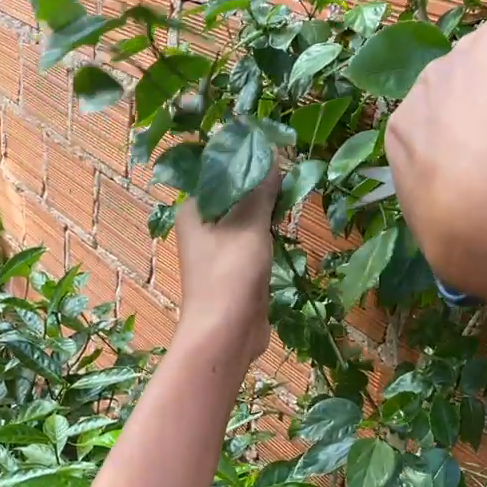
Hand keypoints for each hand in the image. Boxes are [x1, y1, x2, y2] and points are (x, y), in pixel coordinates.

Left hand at [170, 167, 278, 374]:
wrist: (226, 334)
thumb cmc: (230, 275)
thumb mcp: (249, 225)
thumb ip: (261, 191)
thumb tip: (274, 159)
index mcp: (194, 211)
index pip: (219, 173)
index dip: (247, 161)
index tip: (277, 153)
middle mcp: (201, 228)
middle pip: (235, 196)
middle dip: (262, 188)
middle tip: (291, 174)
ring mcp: (218, 251)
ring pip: (247, 220)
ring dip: (268, 213)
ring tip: (293, 196)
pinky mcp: (235, 270)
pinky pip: (254, 243)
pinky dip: (269, 236)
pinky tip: (287, 228)